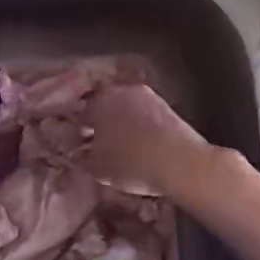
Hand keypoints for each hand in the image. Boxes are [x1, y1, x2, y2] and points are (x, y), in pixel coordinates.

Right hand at [81, 84, 215, 196]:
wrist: (181, 163)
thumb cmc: (131, 164)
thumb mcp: (97, 168)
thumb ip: (82, 159)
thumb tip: (78, 154)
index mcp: (98, 102)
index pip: (80, 115)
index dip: (78, 133)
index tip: (79, 148)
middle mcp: (120, 91)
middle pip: (104, 107)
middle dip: (100, 124)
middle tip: (99, 147)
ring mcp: (146, 95)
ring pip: (125, 109)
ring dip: (120, 123)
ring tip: (121, 147)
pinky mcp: (166, 106)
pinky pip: (143, 115)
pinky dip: (139, 126)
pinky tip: (140, 145)